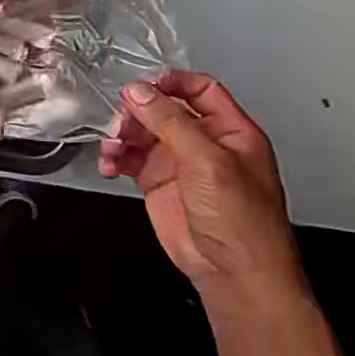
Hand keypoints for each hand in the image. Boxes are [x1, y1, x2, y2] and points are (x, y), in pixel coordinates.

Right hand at [99, 71, 302, 299]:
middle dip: (136, 113)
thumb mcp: (209, 162)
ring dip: (120, 136)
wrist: (232, 272)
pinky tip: (111, 166)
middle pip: (161, 110)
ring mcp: (178, 162)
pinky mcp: (156, 181)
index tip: (142, 86)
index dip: (172, 83)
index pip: (200, 90)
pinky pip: (128, 158)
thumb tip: (140, 92)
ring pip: (140, 132)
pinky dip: (115, 158)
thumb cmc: (243, 223)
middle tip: (121, 124)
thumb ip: (171, 122)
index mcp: (230, 131)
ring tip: (113, 149)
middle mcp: (203, 143)